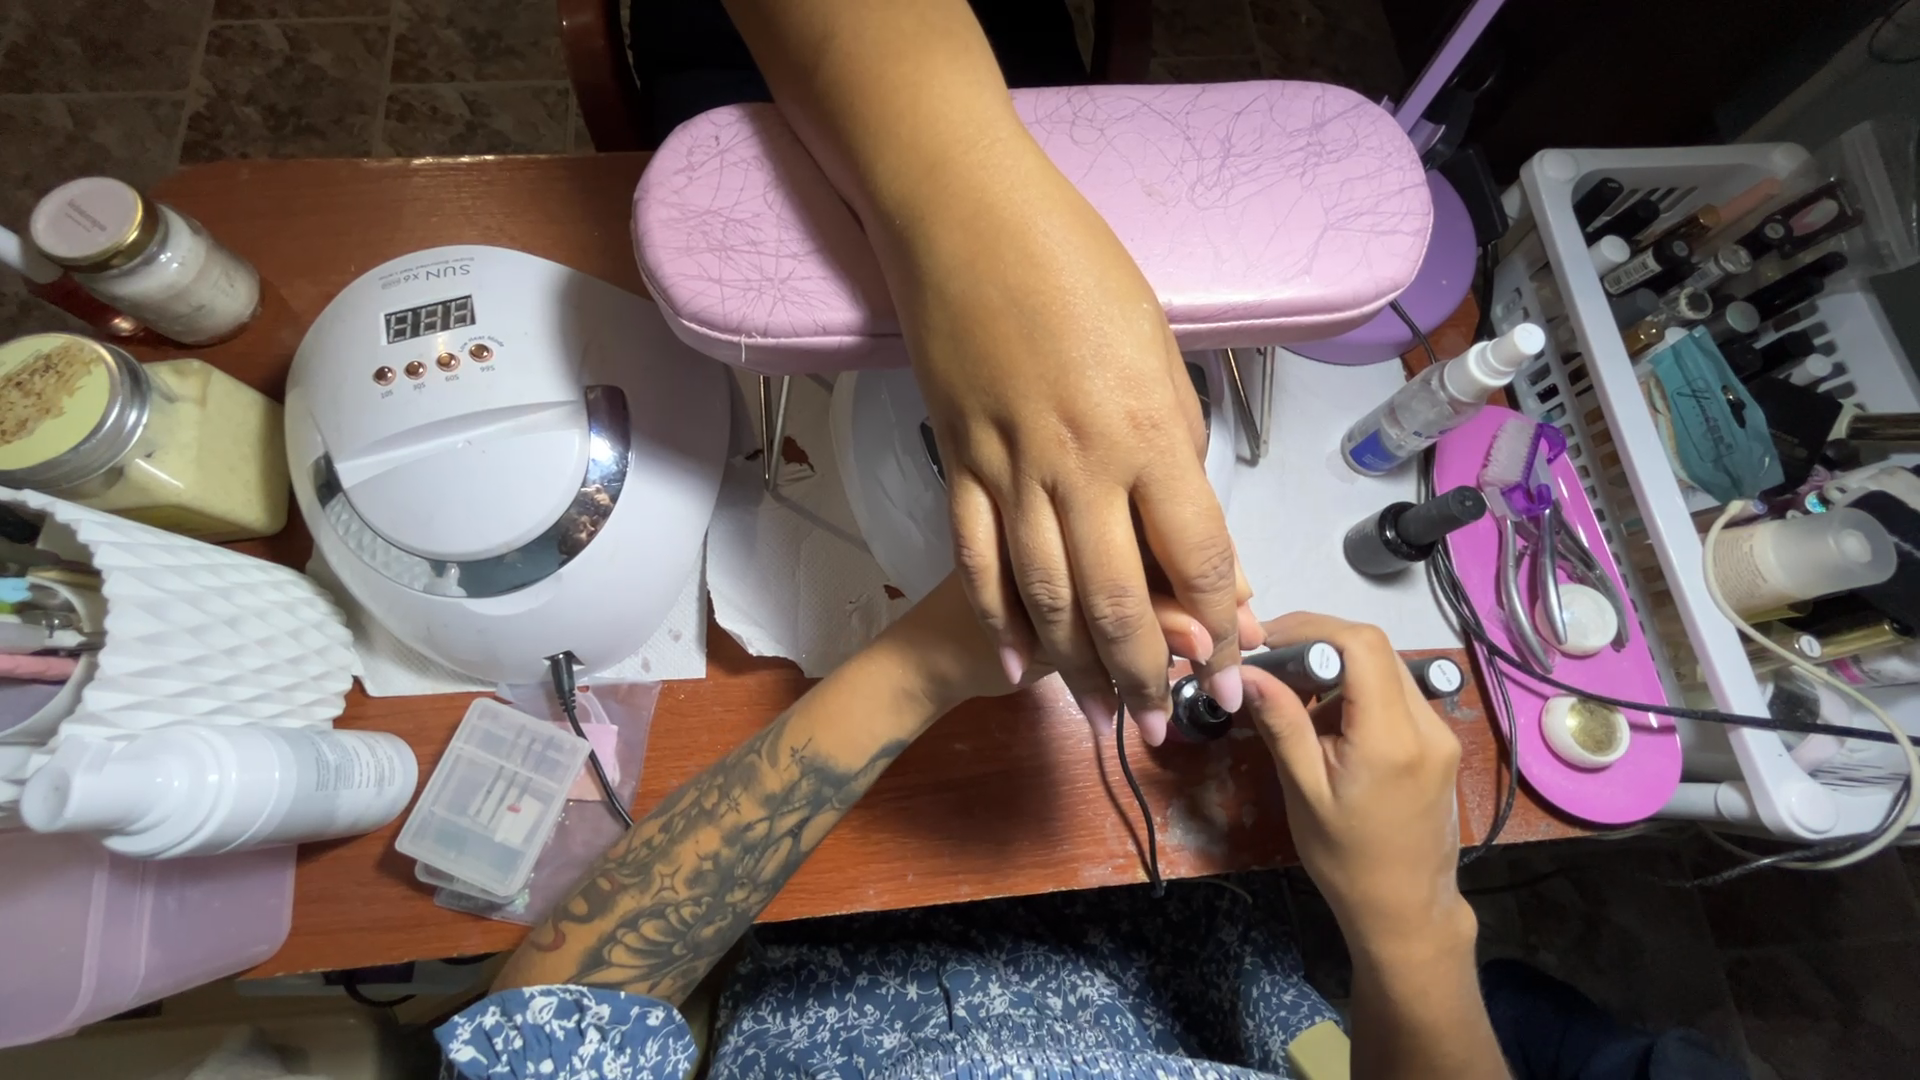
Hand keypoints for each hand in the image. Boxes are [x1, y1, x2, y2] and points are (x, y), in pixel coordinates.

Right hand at [885, 135, 1248, 744]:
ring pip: (1045, 594)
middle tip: (1164, 720)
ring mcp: (1010, 473)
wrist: (967, 224)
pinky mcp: (959, 469)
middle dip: (1146, 670)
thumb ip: (1171, 446)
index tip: (1229, 667)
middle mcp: (1081, 468)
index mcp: (1148, 431)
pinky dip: (997, 623)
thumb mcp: (1158, 351)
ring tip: (1103, 711)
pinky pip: (976, 562)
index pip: (1196, 554)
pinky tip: (1019, 670)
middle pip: (1117, 597)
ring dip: (1078, 664)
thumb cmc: (1079, 269)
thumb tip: (1179, 524)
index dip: (1218, 622)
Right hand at [1241, 614, 1471, 959]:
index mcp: (1392, 736)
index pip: (1361, 644)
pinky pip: (1391, 691)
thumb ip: (1280, 722)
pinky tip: (1323, 720)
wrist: (1406, 910)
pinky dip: (1351, 689)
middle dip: (1316, 642)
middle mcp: (1426, 724)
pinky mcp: (1435, 741)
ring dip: (1333, 665)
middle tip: (1269, 663)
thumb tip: (1244, 670)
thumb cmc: (1345, 856)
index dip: (1310, 627)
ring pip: (1383, 665)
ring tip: (1290, 696)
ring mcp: (1438, 732)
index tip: (1265, 641)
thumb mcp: (1303, 789)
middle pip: (1373, 647)